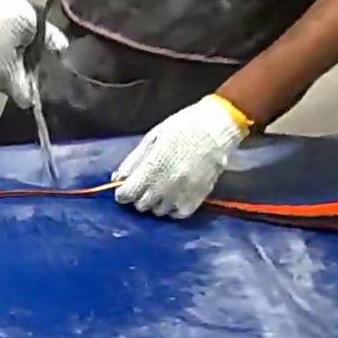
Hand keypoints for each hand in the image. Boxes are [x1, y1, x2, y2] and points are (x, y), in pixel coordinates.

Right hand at [0, 0, 66, 109]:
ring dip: (25, 72)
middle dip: (34, 80)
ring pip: (14, 83)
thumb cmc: (6, 20)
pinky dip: (17, 66)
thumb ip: (50, 40)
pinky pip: (7, 74)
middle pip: (22, 92)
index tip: (51, 78)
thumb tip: (64, 48)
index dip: (40, 93)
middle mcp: (0, 84)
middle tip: (46, 60)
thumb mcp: (33, 27)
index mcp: (10, 79)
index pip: (28, 100)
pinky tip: (23, 51)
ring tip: (34, 52)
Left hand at [112, 95, 252, 218]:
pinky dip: (173, 209)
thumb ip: (132, 161)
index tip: (128, 187)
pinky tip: (175, 197)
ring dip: (157, 203)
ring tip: (164, 189)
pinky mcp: (197, 197)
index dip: (123, 192)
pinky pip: (177, 214)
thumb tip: (116, 179)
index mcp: (151, 170)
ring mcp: (181, 193)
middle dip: (140, 196)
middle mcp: (164, 186)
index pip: (125, 195)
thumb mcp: (152, 138)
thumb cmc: (184, 127)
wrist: (221, 124)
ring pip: (158, 211)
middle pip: (140, 205)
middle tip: (149, 185)